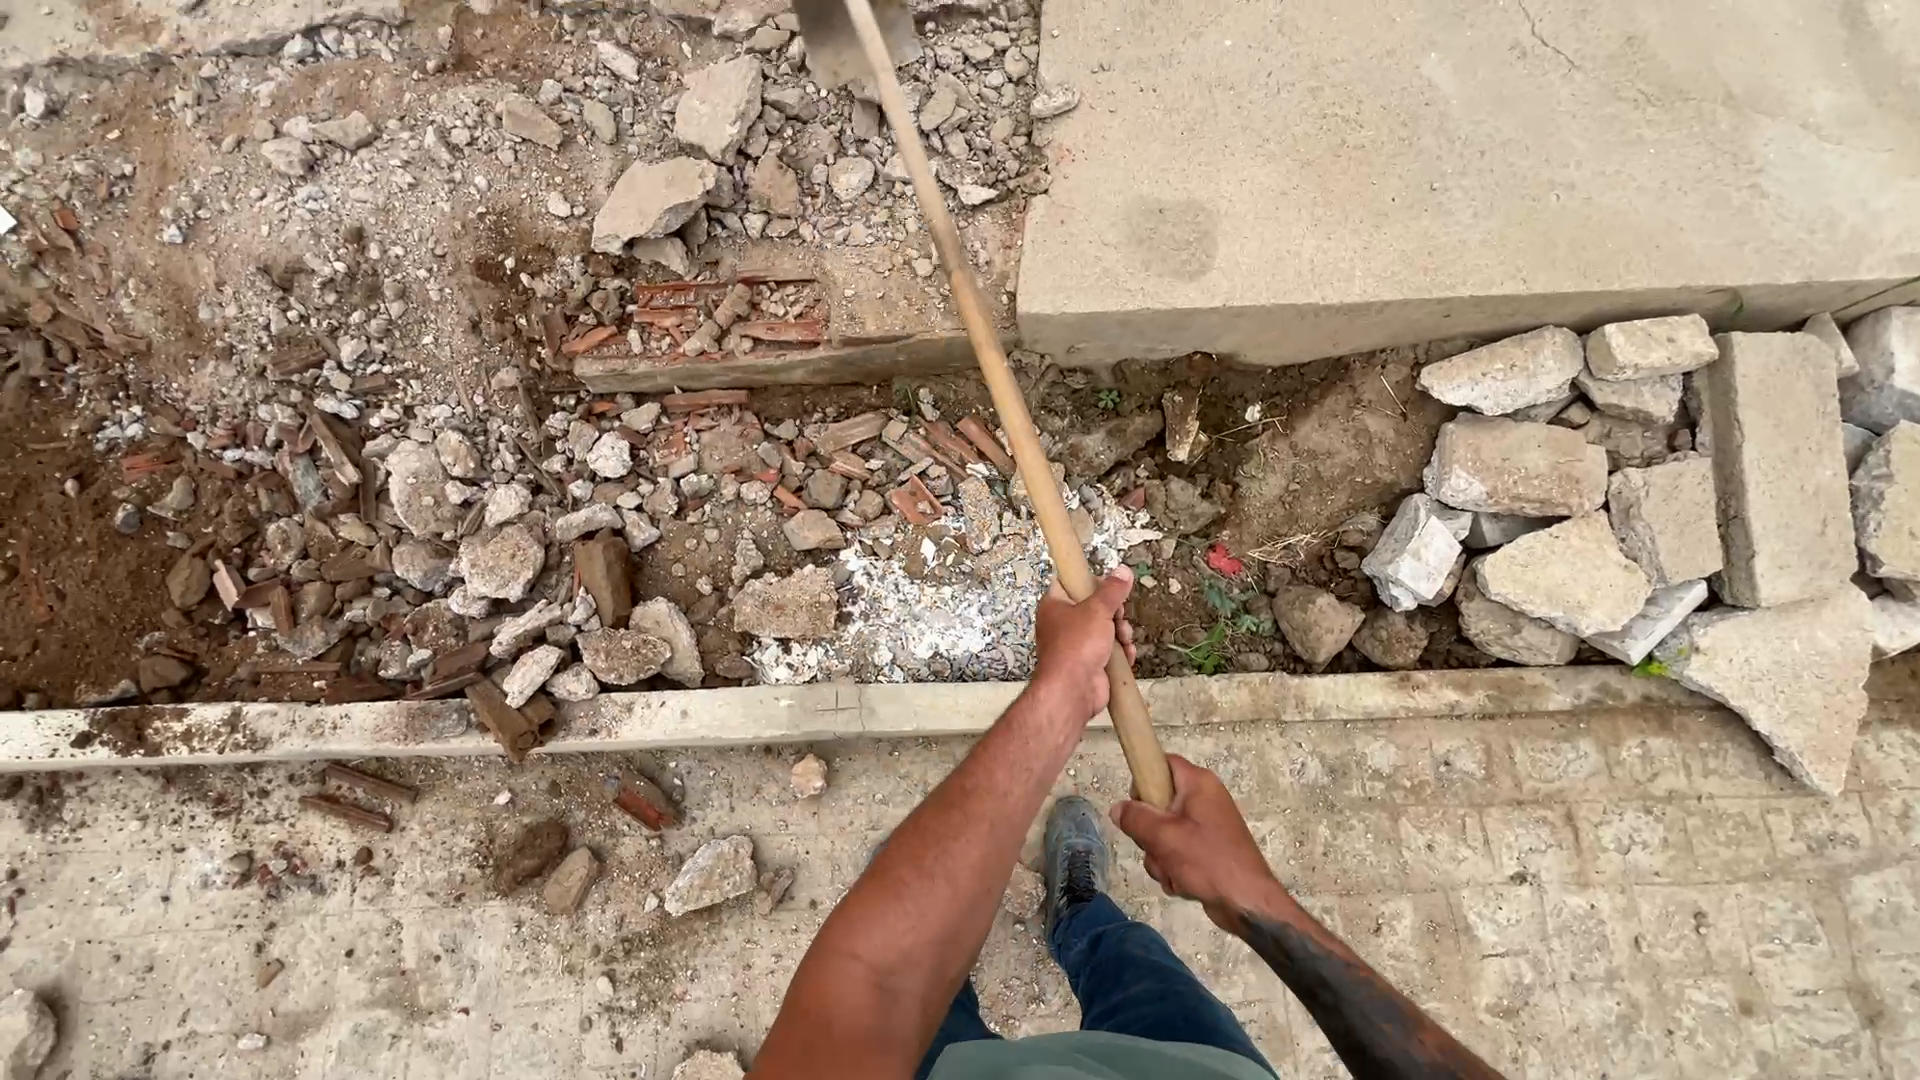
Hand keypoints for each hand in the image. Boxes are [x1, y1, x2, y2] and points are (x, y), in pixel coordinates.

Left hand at [1030, 566, 1136, 722]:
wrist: (1073, 690)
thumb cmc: (1075, 647)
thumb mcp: (1097, 609)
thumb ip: (1112, 590)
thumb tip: (1122, 571)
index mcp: (1055, 604)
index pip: (1071, 582)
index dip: (1091, 582)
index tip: (1108, 586)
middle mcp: (1063, 623)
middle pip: (1095, 607)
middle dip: (1114, 612)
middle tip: (1117, 616)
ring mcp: (1076, 644)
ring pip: (1106, 629)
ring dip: (1120, 633)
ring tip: (1121, 638)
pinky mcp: (1090, 662)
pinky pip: (1110, 651)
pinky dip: (1119, 652)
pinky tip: (1124, 654)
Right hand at [1110, 755, 1283, 932]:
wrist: (1248, 904)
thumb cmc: (1208, 861)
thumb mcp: (1163, 836)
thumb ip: (1135, 818)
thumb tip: (1117, 808)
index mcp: (1198, 783)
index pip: (1162, 762)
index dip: (1144, 779)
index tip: (1137, 804)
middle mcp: (1204, 798)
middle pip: (1159, 801)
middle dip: (1150, 831)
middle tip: (1155, 845)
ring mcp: (1207, 825)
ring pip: (1165, 831)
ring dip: (1160, 855)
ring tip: (1172, 870)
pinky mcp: (1209, 848)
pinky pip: (1178, 849)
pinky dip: (1174, 866)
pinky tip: (1182, 883)